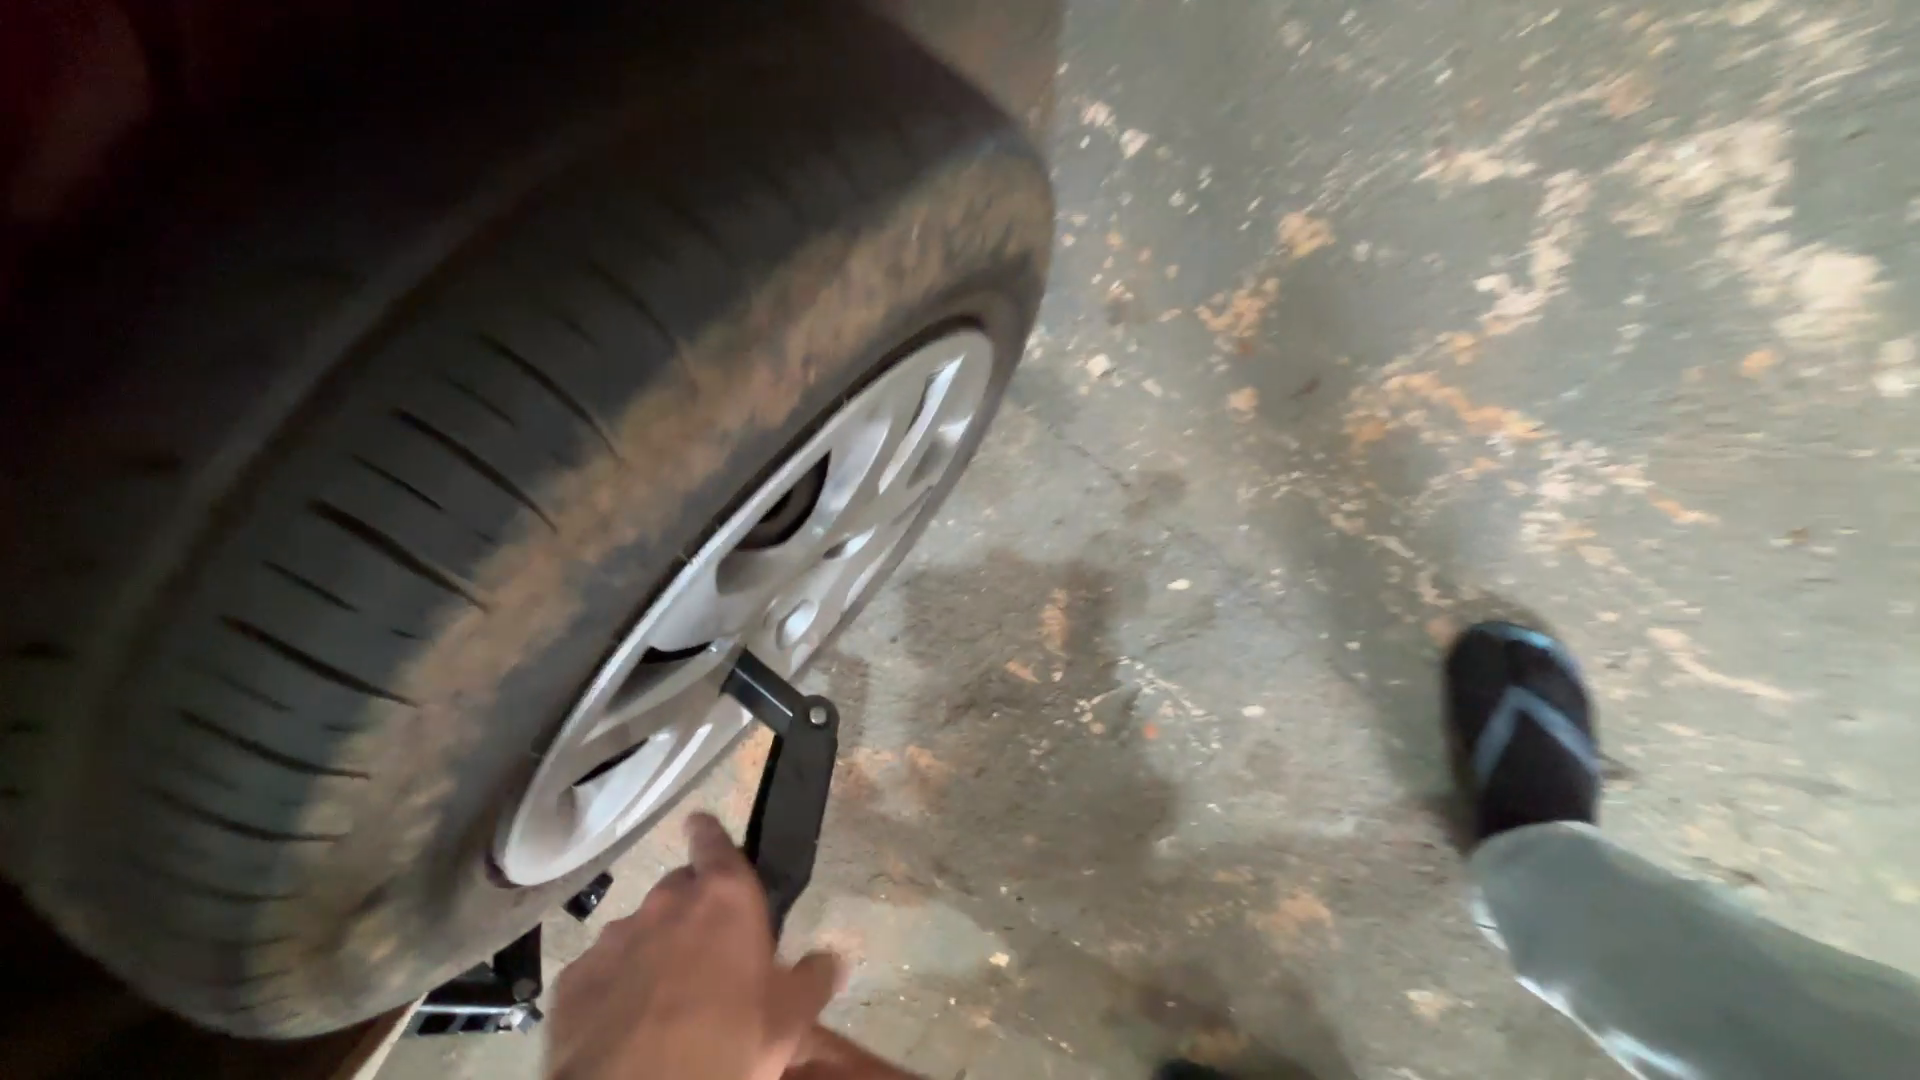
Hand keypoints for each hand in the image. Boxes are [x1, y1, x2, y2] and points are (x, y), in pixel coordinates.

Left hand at [546, 813, 843, 1079]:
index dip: (710, 834)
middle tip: (707, 949)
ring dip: (653, 948)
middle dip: (691, 907)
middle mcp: (667, 902)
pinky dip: (614, 985)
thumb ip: (813, 980)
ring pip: (639, 929)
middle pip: (679, 887)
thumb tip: (832, 960)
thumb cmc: (728, 1044)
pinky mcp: (573, 980)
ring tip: (664, 995)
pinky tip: (624, 1021)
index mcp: (725, 898)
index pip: (715, 842)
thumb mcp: (789, 1019)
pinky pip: (601, 971)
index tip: (702, 825)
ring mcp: (614, 939)